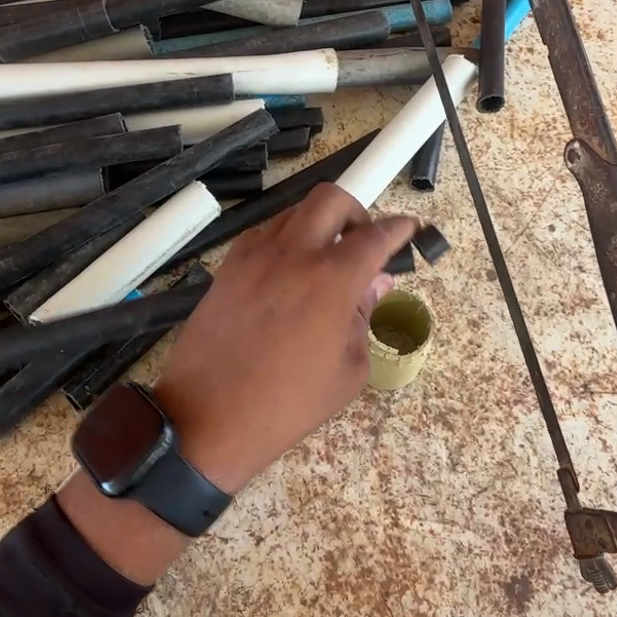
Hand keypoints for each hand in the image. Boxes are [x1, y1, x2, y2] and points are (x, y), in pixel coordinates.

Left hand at [155, 182, 417, 492]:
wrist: (207, 416)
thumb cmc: (287, 404)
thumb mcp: (347, 370)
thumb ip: (364, 317)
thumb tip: (374, 284)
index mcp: (332, 279)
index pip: (376, 235)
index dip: (399, 228)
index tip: (409, 228)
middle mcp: (293, 254)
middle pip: (331, 199)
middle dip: (356, 212)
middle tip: (363, 240)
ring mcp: (254, 256)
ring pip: (293, 212)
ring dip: (318, 225)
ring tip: (325, 259)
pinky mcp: (228, 267)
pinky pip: (263, 234)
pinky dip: (285, 240)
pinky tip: (289, 271)